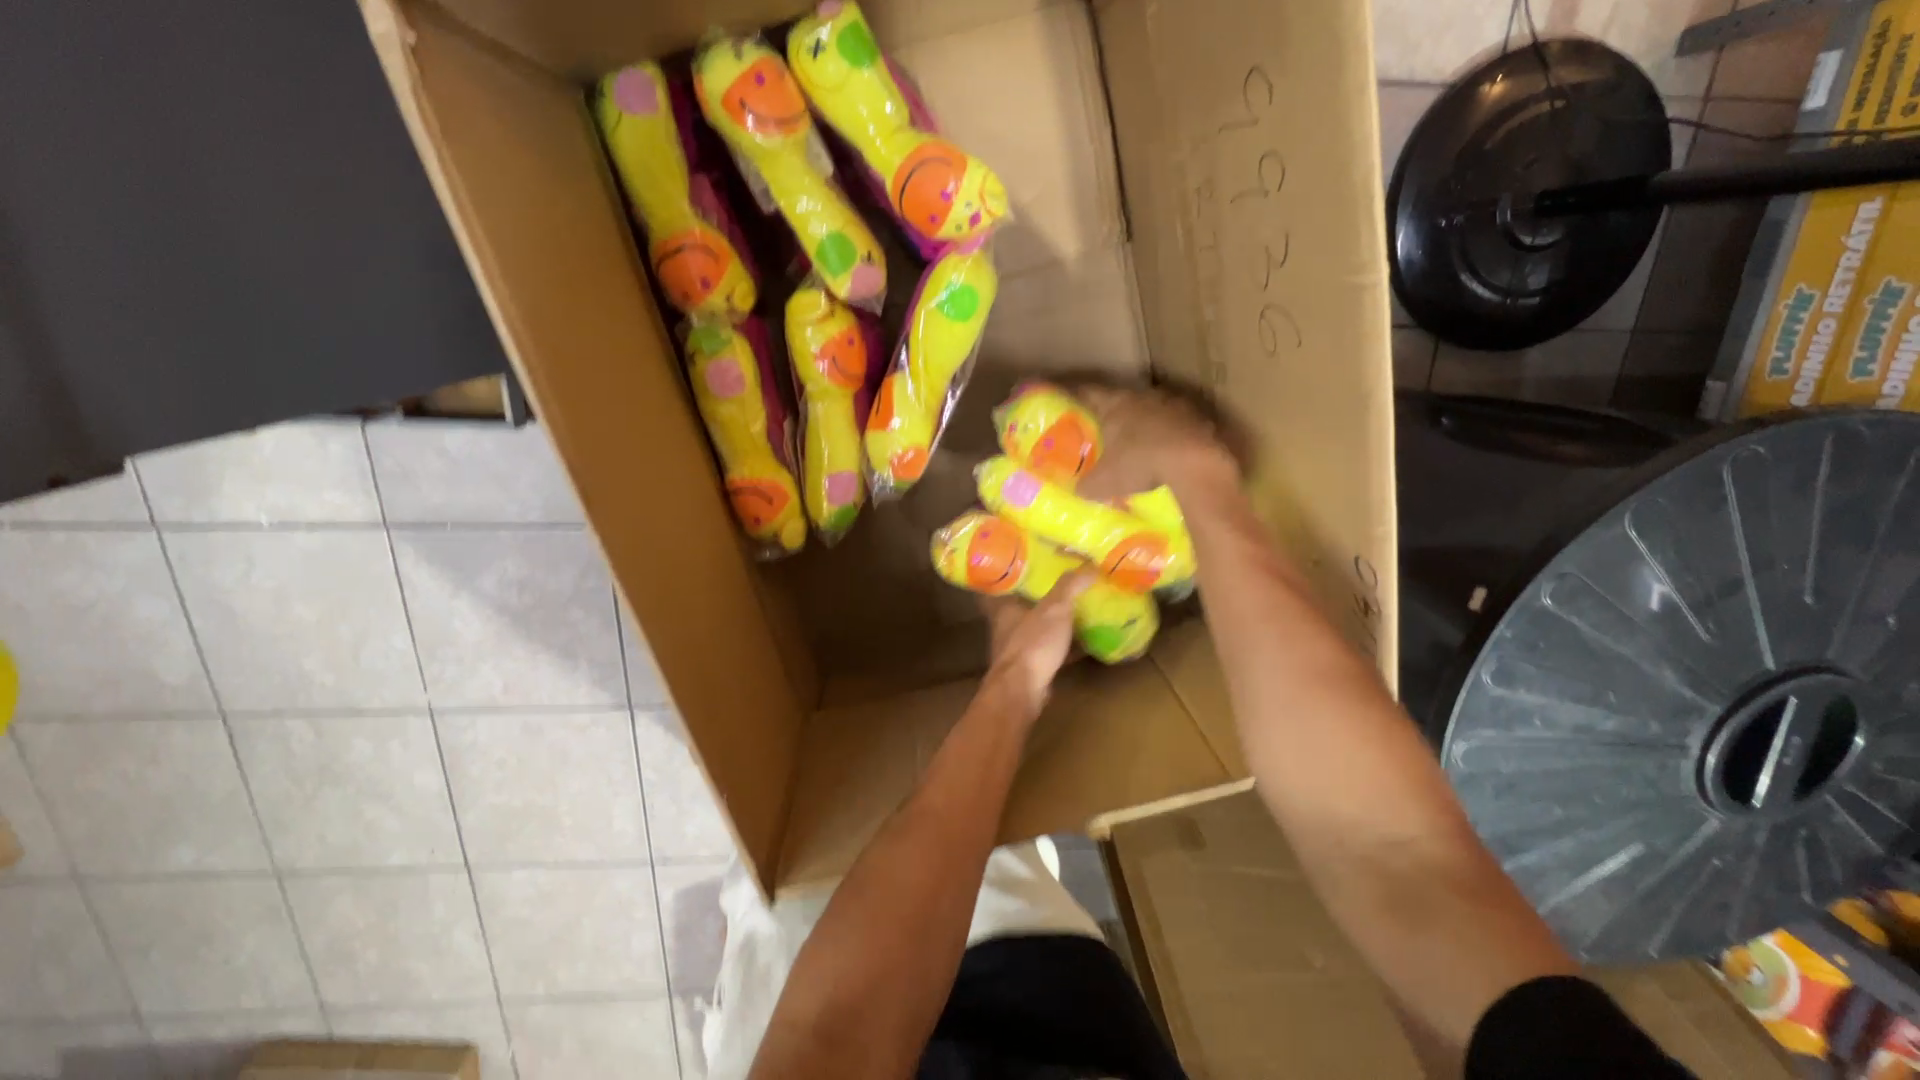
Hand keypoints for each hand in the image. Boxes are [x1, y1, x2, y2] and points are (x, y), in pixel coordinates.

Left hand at [980, 572, 1090, 717]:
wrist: (1024, 690)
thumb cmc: (1032, 643)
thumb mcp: (1055, 608)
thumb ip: (1070, 586)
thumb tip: (1090, 565)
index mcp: (1003, 607)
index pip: (995, 582)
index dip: (1005, 571)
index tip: (1020, 560)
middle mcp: (1005, 626)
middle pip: (1019, 605)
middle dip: (1036, 595)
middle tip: (1060, 581)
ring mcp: (1017, 648)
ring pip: (1035, 628)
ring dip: (1052, 621)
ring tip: (1077, 606)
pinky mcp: (1031, 667)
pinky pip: (1050, 649)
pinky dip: (1065, 644)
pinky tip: (1086, 641)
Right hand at [1070, 385, 1237, 501]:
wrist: (1195, 464)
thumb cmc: (1140, 464)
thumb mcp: (1104, 482)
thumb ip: (1087, 484)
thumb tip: (1078, 490)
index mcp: (1116, 403)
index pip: (1088, 392)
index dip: (1074, 394)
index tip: (1065, 398)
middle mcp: (1144, 396)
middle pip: (1122, 399)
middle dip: (1112, 413)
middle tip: (1102, 428)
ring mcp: (1174, 405)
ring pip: (1151, 411)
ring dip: (1144, 423)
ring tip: (1136, 443)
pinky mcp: (1199, 419)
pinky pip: (1176, 425)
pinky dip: (1168, 436)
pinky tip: (1167, 453)